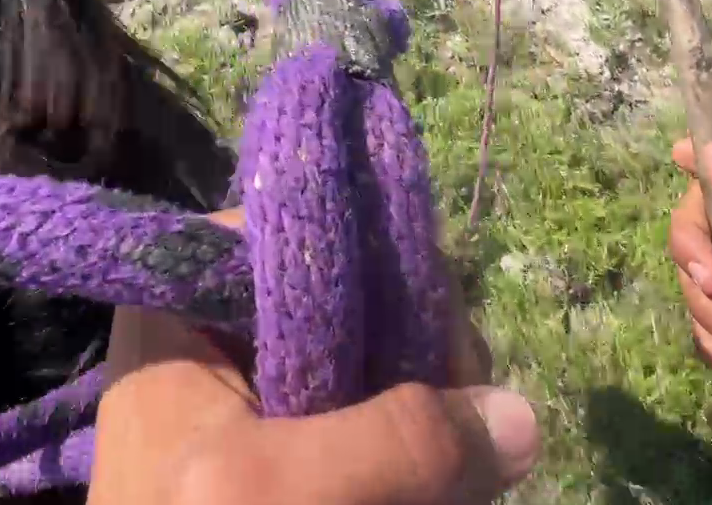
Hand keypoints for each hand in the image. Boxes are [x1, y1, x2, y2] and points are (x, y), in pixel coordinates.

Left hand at [87, 210, 536, 504]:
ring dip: (422, 399)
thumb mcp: (280, 493)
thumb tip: (524, 416)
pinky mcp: (279, 434)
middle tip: (466, 406)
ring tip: (460, 454)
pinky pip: (362, 410)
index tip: (443, 331)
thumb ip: (398, 442)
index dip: (383, 261)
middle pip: (346, 292)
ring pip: (365, 352)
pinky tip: (436, 474)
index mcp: (187, 299)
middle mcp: (218, 324)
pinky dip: (405, 438)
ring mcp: (250, 382)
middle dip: (415, 345)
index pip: (303, 233)